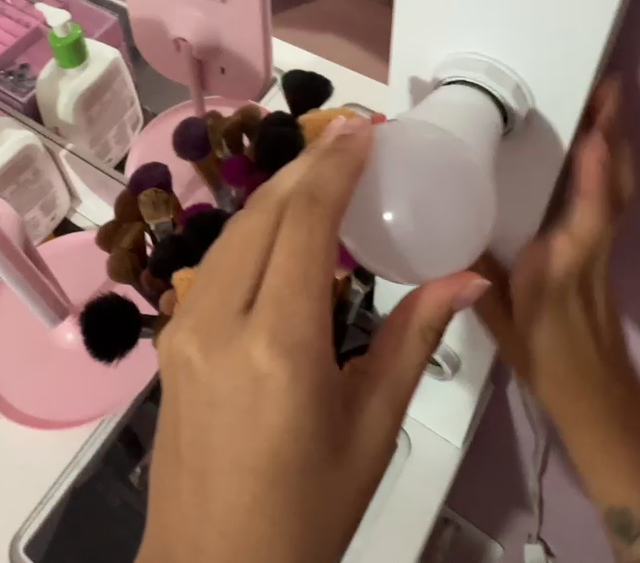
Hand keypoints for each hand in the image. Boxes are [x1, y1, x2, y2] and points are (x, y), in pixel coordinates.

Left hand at [137, 116, 489, 562]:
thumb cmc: (308, 509)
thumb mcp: (372, 427)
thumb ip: (415, 339)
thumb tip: (467, 276)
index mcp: (278, 344)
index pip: (303, 223)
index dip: (334, 166)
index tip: (362, 129)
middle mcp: (219, 320)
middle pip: (263, 212)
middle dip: (307, 164)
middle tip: (351, 136)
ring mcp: (184, 326)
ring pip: (234, 229)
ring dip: (278, 190)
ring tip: (324, 167)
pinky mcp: (172, 337)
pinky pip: (217, 260)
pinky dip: (255, 227)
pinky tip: (285, 224)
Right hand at [473, 78, 639, 442]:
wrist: (599, 397)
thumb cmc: (548, 360)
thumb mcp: (500, 322)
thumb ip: (475, 275)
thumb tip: (443, 231)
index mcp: (565, 263)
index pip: (590, 213)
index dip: (595, 171)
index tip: (594, 128)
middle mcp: (590, 245)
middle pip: (615, 184)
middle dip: (614, 133)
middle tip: (608, 85)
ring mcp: (600, 245)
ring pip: (618, 186)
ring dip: (616, 141)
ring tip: (604, 100)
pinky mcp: (599, 248)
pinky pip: (610, 196)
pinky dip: (607, 163)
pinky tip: (593, 145)